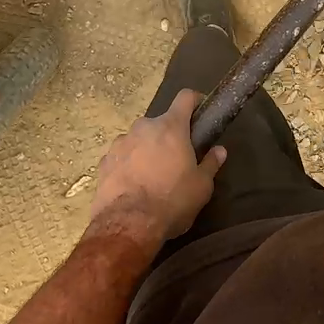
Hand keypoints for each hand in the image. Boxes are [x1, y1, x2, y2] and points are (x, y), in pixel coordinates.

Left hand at [89, 90, 225, 249]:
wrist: (127, 225)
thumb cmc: (171, 201)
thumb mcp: (201, 186)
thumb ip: (211, 164)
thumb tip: (219, 150)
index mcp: (171, 127)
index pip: (185, 97)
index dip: (195, 101)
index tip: (200, 113)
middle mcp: (144, 127)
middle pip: (160, 123)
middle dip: (169, 136)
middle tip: (176, 160)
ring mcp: (120, 142)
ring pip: (139, 140)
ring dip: (146, 151)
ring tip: (151, 177)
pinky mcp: (104, 161)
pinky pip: (121, 156)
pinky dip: (128, 165)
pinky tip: (132, 186)